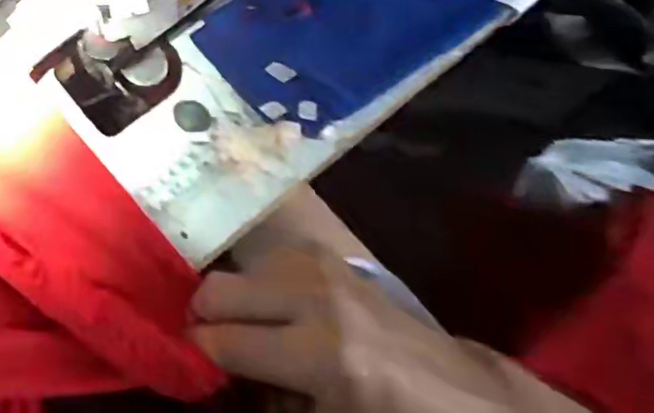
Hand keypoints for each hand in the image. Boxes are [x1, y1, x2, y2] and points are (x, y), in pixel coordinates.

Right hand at [190, 245, 583, 412]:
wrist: (466, 400)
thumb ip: (269, 400)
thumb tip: (214, 372)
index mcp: (327, 357)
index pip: (226, 342)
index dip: (198, 355)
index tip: (188, 363)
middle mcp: (316, 298)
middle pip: (217, 291)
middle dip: (203, 321)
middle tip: (209, 346)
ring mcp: (320, 267)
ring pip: (234, 272)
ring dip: (231, 303)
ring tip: (245, 332)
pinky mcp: (321, 254)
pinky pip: (261, 263)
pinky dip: (254, 288)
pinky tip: (272, 312)